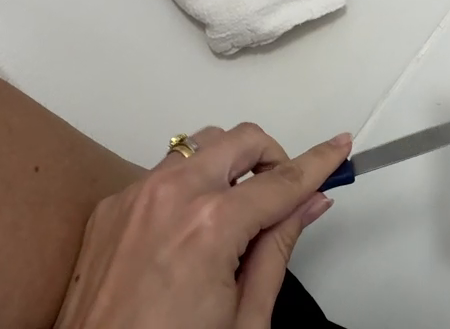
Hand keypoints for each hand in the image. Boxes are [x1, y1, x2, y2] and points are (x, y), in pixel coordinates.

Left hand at [55, 124, 350, 328]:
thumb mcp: (244, 320)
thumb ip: (278, 248)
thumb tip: (308, 204)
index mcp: (210, 226)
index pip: (283, 180)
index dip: (319, 162)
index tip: (338, 147)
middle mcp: (170, 196)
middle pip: (241, 138)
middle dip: (271, 156)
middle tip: (283, 190)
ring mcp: (135, 196)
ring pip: (199, 145)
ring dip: (227, 165)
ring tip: (234, 212)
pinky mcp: (111, 206)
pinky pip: (162, 171)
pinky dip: (186, 185)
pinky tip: (189, 229)